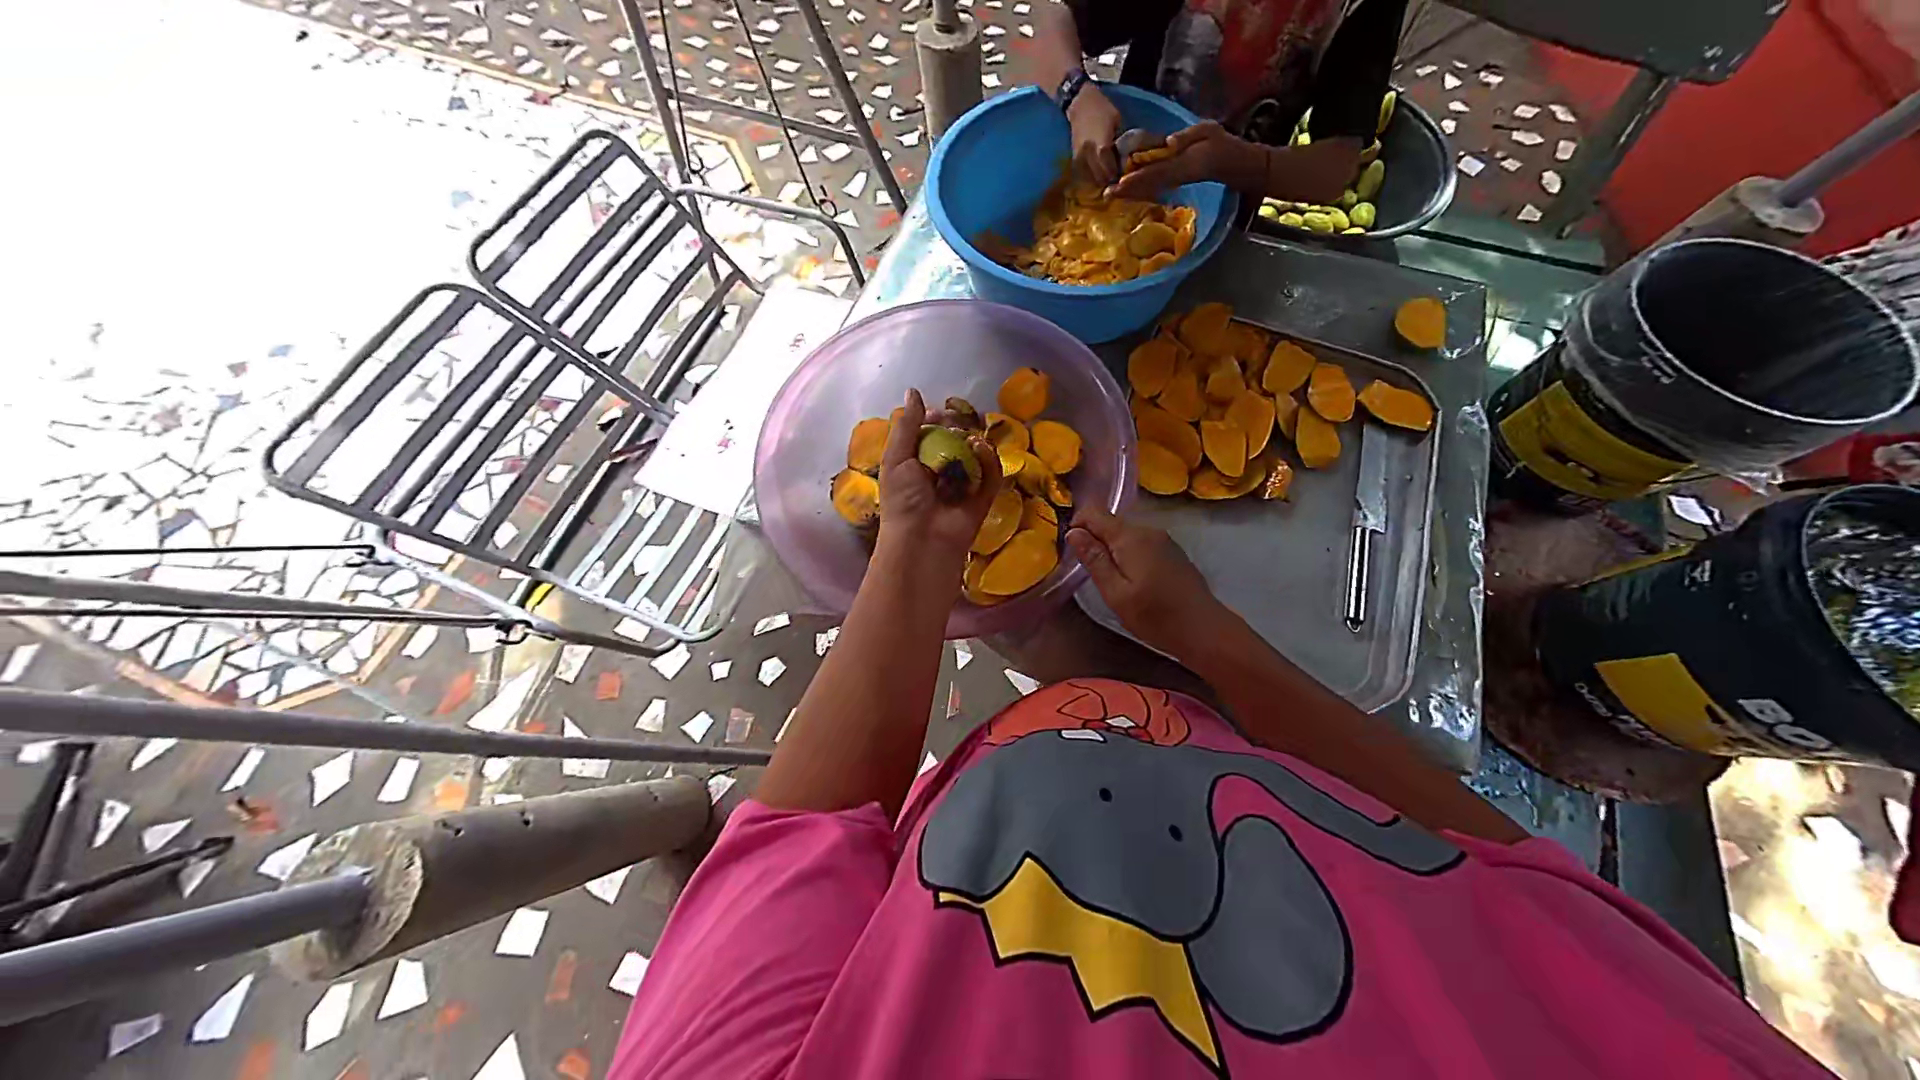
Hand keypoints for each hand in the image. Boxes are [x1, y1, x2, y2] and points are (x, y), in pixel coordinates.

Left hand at [876, 388, 1001, 567]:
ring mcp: (963, 487)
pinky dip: (989, 460)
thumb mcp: (896, 458)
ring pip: (975, 455)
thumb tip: (914, 391)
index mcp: (915, 466)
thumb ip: (906, 425)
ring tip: (967, 439)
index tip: (938, 413)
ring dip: (973, 442)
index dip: (935, 421)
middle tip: (955, 424)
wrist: (921, 542)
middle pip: (955, 442)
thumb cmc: (902, 501)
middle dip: (956, 429)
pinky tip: (980, 449)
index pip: (930, 435)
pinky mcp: (983, 498)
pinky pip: (992, 474)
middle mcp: (940, 475)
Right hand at [1067, 83, 1122, 185]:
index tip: (1122, 174)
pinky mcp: (1074, 157)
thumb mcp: (1117, 122)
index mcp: (1102, 146)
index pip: (1110, 170)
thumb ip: (1119, 142)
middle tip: (1114, 177)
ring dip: (1098, 178)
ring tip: (1105, 175)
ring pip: (1090, 177)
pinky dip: (1090, 174)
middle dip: (1108, 179)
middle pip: (1100, 177)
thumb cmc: (1102, 109)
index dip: (1117, 174)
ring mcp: (1080, 157)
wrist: (1080, 103)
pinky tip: (1096, 170)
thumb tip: (1123, 158)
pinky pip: (1083, 172)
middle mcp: (1090, 155)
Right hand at [1067, 506, 1230, 662]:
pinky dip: (1129, 555)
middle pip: (1111, 523)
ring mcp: (1163, 540)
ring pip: (1126, 535)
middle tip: (1090, 573)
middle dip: (1095, 541)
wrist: (1205, 630)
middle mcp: (1148, 530)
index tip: (1073, 551)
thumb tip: (1073, 532)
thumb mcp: (1116, 593)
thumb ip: (1094, 559)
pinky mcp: (1172, 551)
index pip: (1094, 513)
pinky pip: (1141, 544)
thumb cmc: (1155, 616)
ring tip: (1111, 580)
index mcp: (1131, 537)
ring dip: (1112, 550)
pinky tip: (1132, 580)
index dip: (1078, 526)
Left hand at [1108, 120, 1265, 199]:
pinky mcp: (1171, 181)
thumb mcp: (1207, 131)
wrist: (1228, 161)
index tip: (1120, 182)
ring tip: (1110, 194)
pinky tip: (1126, 190)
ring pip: (1145, 188)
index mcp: (1179, 163)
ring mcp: (1171, 180)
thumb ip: (1187, 136)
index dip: (1136, 177)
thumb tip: (1169, 142)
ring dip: (1128, 192)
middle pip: (1144, 184)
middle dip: (1126, 189)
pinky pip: (1150, 186)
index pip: (1153, 171)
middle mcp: (1172, 175)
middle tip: (1106, 194)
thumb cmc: (1218, 143)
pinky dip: (1137, 189)